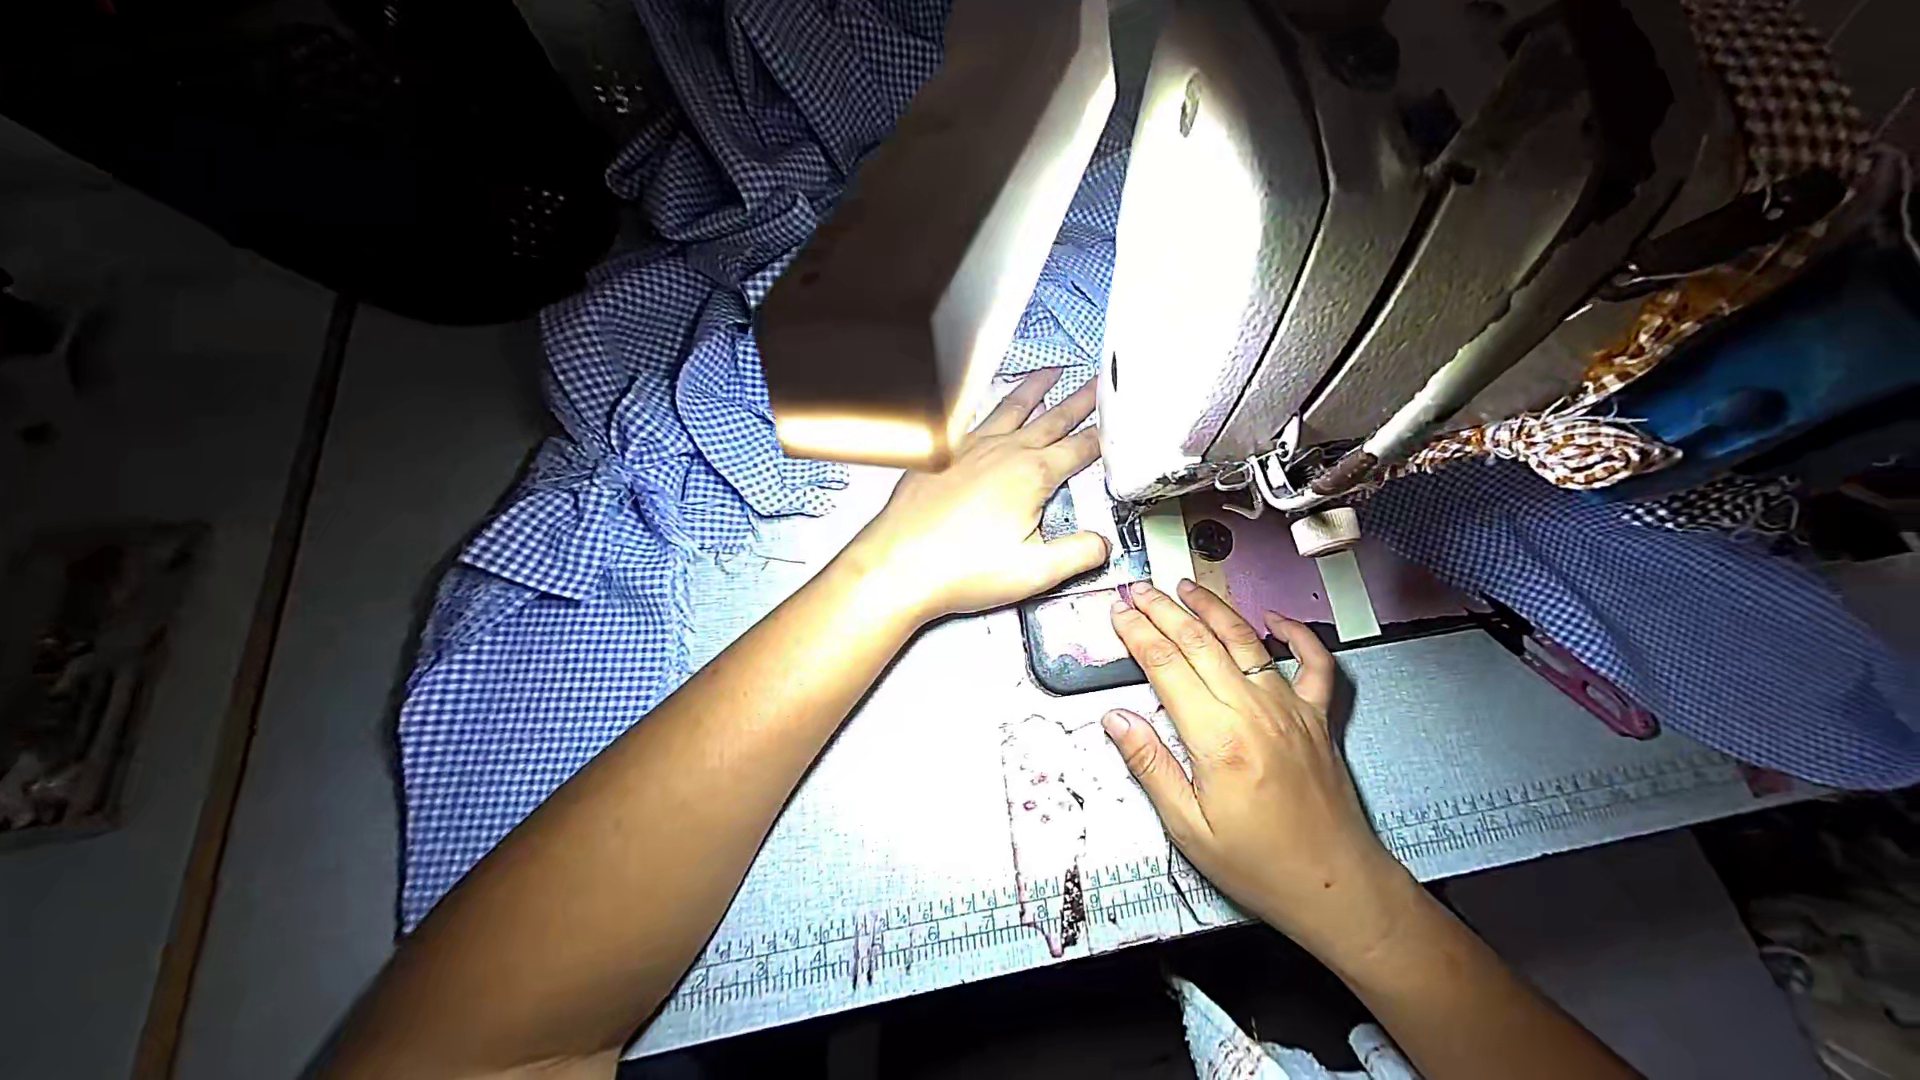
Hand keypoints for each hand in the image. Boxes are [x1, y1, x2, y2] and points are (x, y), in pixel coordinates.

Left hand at [845, 369, 1108, 624]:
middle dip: (1080, 399)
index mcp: (1030, 476)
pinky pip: (976, 419)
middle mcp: (1001, 452)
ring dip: (1037, 389)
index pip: (1080, 449)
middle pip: (1052, 419)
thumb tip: (1101, 544)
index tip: (1116, 425)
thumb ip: (1078, 554)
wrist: (898, 566)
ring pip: (1013, 408)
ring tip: (1052, 373)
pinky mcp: (944, 455)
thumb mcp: (1034, 572)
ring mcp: (970, 449)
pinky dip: (993, 405)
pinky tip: (992, 407)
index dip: (1103, 437)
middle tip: (1097, 381)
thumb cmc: (956, 569)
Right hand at [1103, 580, 1423, 966]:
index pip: (1165, 665)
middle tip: (1139, 590)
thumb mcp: (1187, 827)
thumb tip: (1117, 719)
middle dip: (1163, 609)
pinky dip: (1297, 634)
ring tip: (1185, 587)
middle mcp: (1254, 711)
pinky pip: (1313, 664)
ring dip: (1211, 608)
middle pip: (1198, 641)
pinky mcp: (1316, 718)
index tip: (1119, 613)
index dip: (1137, 632)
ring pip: (1244, 641)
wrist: (1338, 891)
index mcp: (1217, 738)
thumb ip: (1149, 765)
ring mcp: (1289, 709)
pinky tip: (1275, 618)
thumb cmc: (1262, 866)